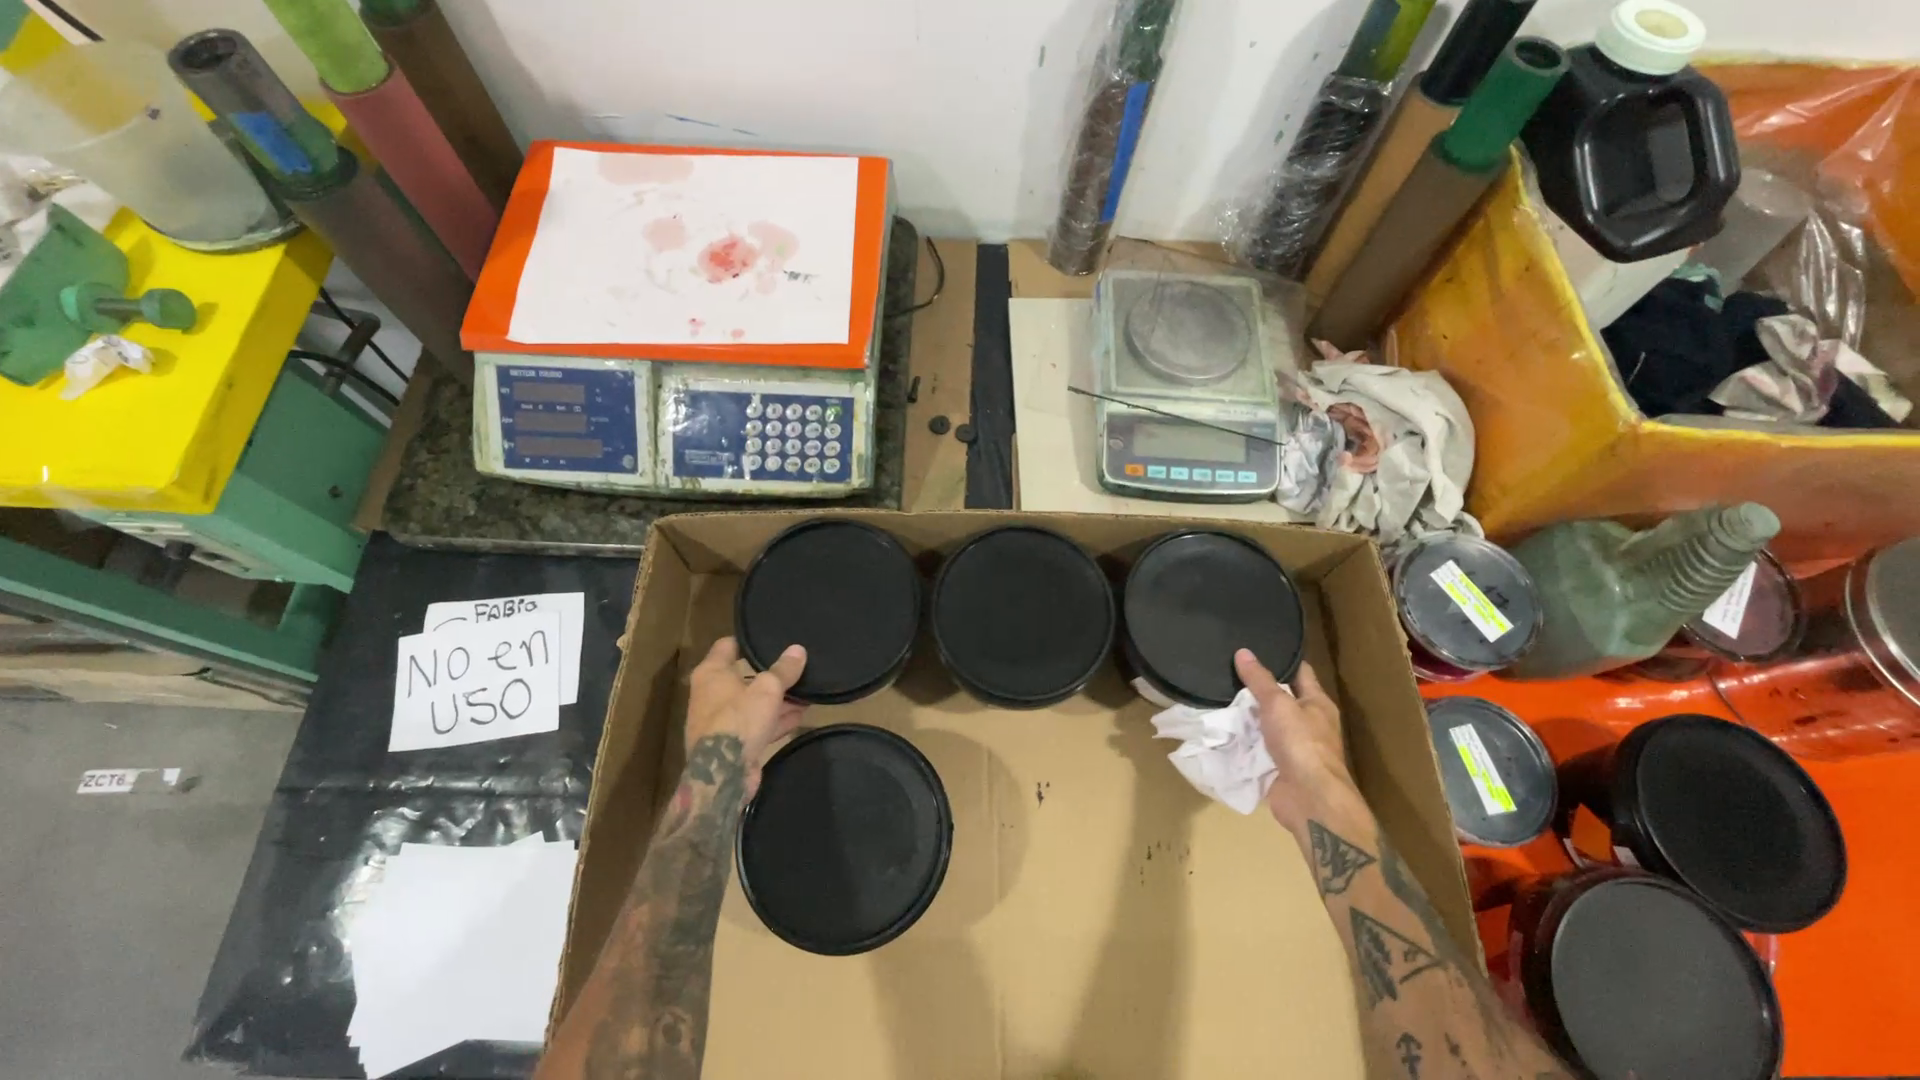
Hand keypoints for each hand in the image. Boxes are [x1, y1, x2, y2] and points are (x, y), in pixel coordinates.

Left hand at [687, 637, 807, 796]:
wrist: (723, 775)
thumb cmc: (739, 720)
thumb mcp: (767, 689)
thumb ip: (784, 670)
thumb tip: (798, 650)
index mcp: (711, 674)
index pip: (727, 646)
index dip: (748, 641)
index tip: (770, 638)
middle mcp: (711, 694)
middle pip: (743, 676)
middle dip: (770, 674)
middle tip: (797, 666)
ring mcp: (721, 721)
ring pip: (753, 702)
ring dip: (778, 699)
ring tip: (807, 691)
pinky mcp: (733, 743)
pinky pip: (757, 724)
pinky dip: (776, 719)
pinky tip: (800, 716)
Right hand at [1234, 651, 1362, 834]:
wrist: (1308, 797)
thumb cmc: (1301, 743)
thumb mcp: (1278, 704)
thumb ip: (1259, 680)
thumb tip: (1243, 652)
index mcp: (1318, 704)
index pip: (1301, 673)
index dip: (1282, 659)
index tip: (1258, 647)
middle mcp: (1310, 723)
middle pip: (1282, 699)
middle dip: (1258, 688)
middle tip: (1229, 670)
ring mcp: (1295, 747)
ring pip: (1267, 724)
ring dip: (1248, 716)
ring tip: (1219, 695)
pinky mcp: (1280, 767)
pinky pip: (1258, 747)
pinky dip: (1244, 741)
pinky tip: (1223, 729)